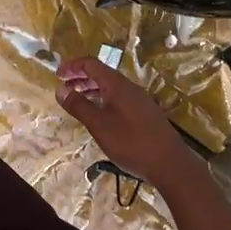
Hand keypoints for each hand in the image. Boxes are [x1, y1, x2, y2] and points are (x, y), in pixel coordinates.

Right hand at [56, 56, 188, 186]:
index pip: (91, 64)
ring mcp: (140, 100)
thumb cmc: (132, 142)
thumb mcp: (99, 125)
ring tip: (79, 101)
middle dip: (81, 77)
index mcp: (116, 84)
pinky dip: (105, 99)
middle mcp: (129, 87)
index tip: (58, 75)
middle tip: (65, 87)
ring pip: (111, 87)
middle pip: (101, 73)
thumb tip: (60, 89)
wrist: (172, 165)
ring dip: (92, 89)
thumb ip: (79, 106)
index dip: (72, 66)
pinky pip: (120, 98)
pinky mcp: (147, 113)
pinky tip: (102, 116)